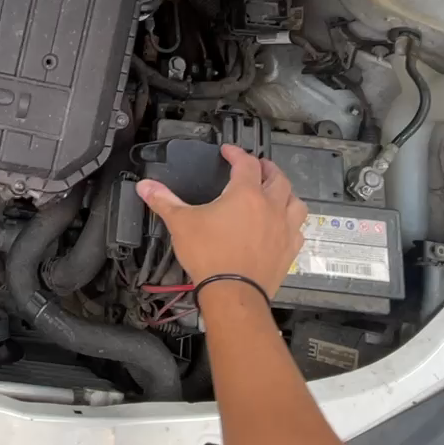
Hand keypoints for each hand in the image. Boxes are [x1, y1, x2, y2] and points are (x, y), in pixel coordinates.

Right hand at [136, 144, 306, 297]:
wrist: (233, 293)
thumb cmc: (209, 254)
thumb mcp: (181, 223)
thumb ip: (163, 201)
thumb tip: (145, 186)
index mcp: (245, 194)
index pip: (246, 163)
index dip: (236, 153)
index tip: (228, 151)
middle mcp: (270, 207)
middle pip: (278, 178)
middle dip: (267, 168)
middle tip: (257, 166)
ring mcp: (284, 229)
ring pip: (296, 202)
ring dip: (286, 193)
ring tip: (276, 192)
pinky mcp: (290, 250)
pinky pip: (298, 229)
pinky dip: (291, 221)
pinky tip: (283, 225)